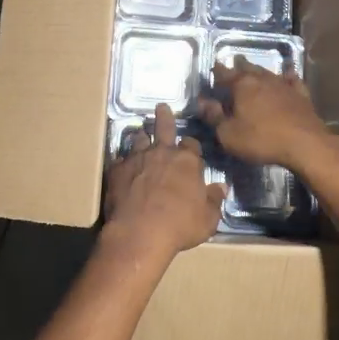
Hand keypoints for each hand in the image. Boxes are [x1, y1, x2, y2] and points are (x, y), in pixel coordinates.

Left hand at [103, 104, 225, 260]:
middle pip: (163, 128)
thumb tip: (222, 187)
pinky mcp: (116, 170)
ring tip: (140, 134)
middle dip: (164, 117)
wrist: (140, 232)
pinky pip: (120, 160)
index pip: (191, 145)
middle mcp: (161, 153)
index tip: (190, 150)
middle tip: (161, 107)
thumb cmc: (180, 226)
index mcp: (186, 161)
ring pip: (139, 140)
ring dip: (141, 137)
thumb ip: (214, 200)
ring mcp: (136, 159)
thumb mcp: (208, 218)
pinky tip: (122, 166)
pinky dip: (123, 162)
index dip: (191, 147)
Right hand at [196, 58, 332, 169]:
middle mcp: (261, 78)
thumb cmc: (261, 139)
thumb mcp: (228, 134)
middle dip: (238, 66)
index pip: (223, 73)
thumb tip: (202, 102)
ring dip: (258, 70)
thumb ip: (213, 116)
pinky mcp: (300, 94)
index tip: (212, 70)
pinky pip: (292, 80)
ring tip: (253, 68)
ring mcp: (283, 84)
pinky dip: (287, 76)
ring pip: (267, 71)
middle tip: (233, 63)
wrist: (305, 144)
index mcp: (241, 85)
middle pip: (247, 68)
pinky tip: (288, 73)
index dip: (216, 72)